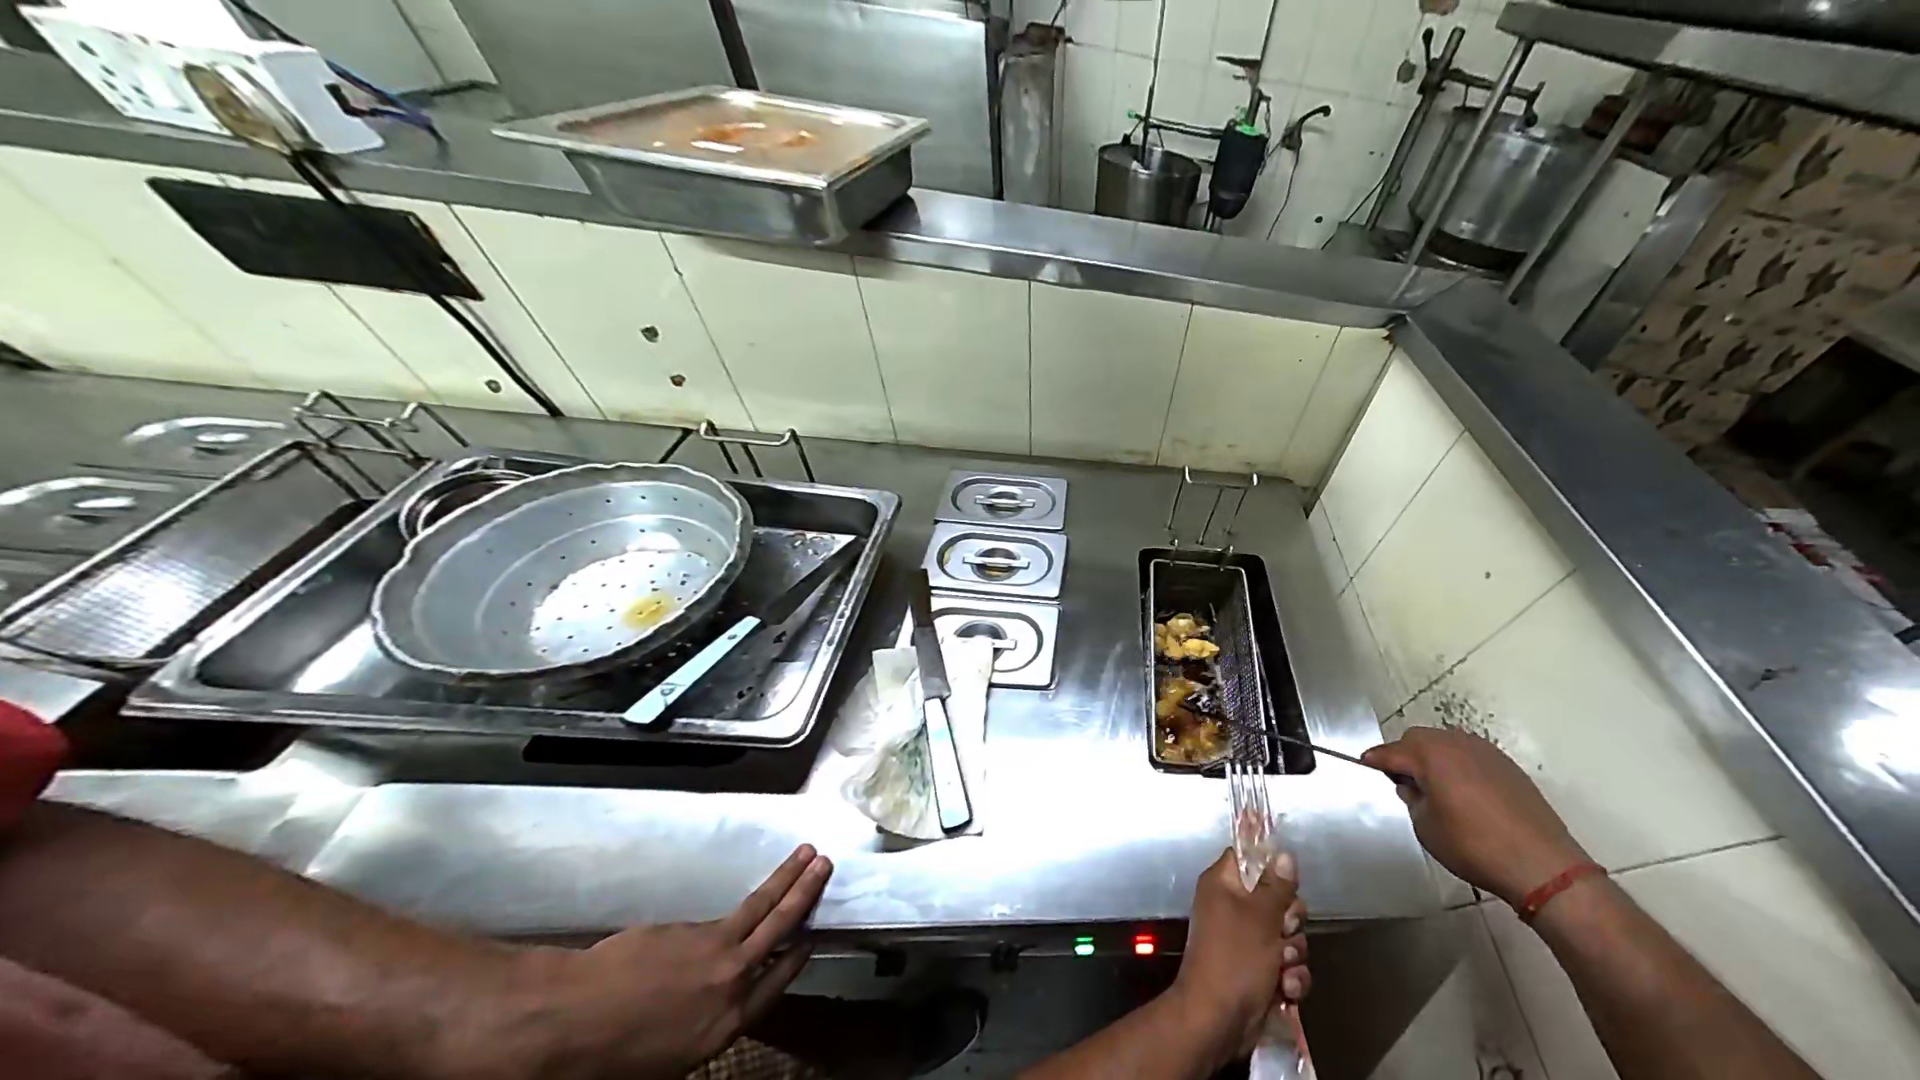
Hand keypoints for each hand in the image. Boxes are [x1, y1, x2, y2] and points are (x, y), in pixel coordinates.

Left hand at [467, 845, 831, 1079]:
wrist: (576, 1021)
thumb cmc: (614, 1053)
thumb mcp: (669, 1053)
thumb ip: (701, 1017)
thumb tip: (706, 994)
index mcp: (725, 1028)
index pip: (776, 983)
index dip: (797, 957)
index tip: (812, 936)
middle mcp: (734, 988)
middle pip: (780, 934)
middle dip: (805, 898)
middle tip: (825, 868)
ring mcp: (719, 956)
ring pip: (765, 910)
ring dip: (790, 880)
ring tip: (809, 856)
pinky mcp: (699, 931)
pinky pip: (734, 911)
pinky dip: (753, 894)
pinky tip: (754, 887)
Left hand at [1167, 849, 1309, 1066]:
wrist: (1219, 1017)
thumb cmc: (1234, 958)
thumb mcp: (1259, 916)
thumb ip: (1276, 886)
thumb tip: (1284, 854)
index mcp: (1222, 884)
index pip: (1248, 858)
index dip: (1271, 868)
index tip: (1285, 884)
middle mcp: (1232, 907)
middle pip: (1276, 898)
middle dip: (1290, 921)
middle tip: (1282, 931)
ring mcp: (1245, 939)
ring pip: (1287, 935)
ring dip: (1292, 954)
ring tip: (1281, 967)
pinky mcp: (1259, 968)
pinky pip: (1287, 964)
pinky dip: (1290, 977)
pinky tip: (1286, 989)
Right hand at [1362, 727, 1587, 905]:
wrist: (1544, 867)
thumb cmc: (1474, 845)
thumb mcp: (1425, 826)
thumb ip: (1411, 799)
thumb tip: (1411, 787)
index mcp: (1430, 754)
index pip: (1391, 751)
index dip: (1375, 760)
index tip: (1365, 765)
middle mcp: (1457, 744)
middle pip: (1418, 739)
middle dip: (1404, 755)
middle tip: (1402, 781)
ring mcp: (1487, 754)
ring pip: (1447, 744)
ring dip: (1433, 758)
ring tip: (1433, 786)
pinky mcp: (1509, 768)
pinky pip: (1471, 756)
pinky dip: (1459, 766)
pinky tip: (1462, 792)